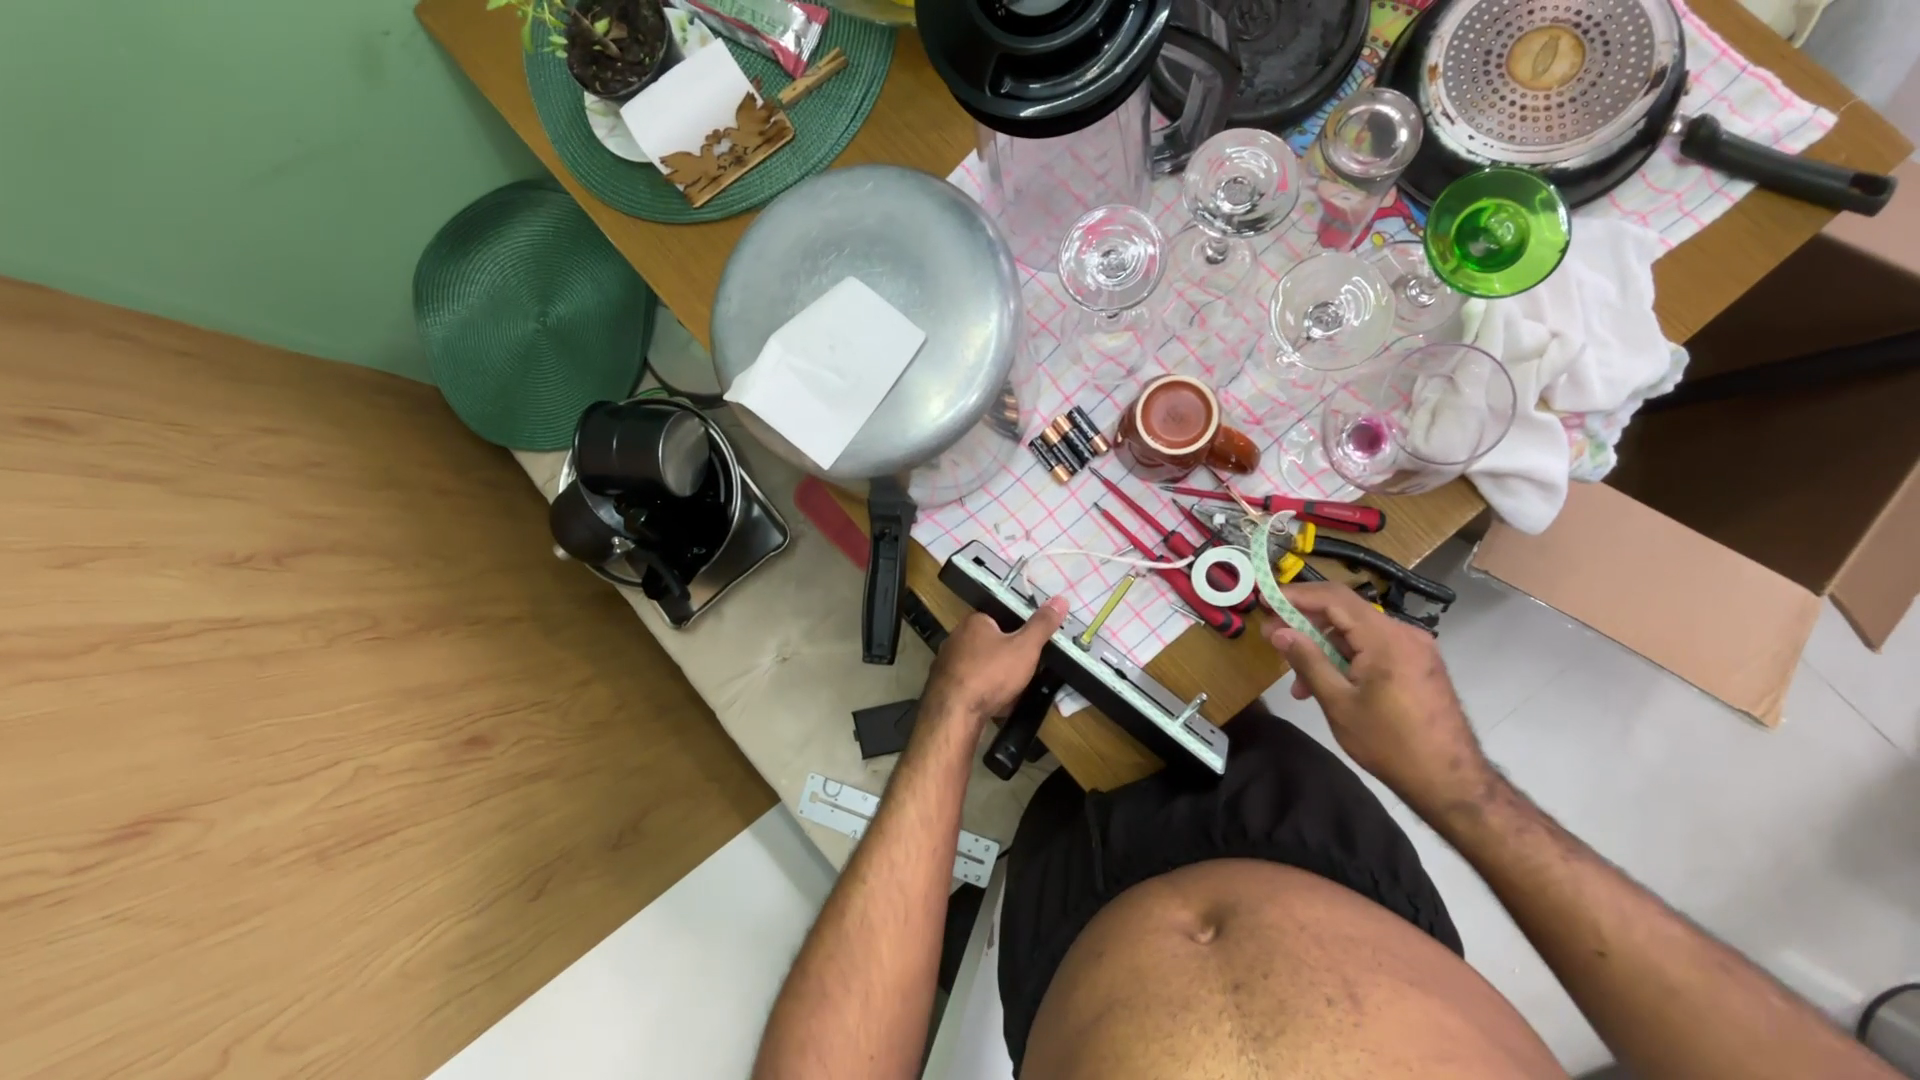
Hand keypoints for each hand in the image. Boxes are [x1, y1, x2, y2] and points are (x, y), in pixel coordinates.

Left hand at [921, 598, 1067, 729]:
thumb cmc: (991, 673)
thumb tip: (1060, 599)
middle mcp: (956, 638)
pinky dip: (986, 693)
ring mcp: (947, 663)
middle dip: (1010, 658)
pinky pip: (973, 685)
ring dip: (999, 677)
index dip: (1019, 631)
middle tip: (1028, 671)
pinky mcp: (945, 687)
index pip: (1000, 618)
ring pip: (983, 667)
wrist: (955, 713)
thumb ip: (1042, 625)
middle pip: (992, 644)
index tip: (1033, 646)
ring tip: (1016, 691)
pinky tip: (998, 705)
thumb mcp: (1026, 647)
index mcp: (974, 621)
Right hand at [1265, 583, 1494, 815]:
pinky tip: (1329, 684)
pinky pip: (1375, 649)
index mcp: (1386, 638)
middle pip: (1346, 613)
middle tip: (1271, 639)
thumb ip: (1308, 661)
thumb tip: (1278, 631)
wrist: (1450, 780)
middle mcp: (1404, 634)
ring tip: (1298, 682)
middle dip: (1305, 623)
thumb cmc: (1389, 743)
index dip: (1295, 595)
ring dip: (1324, 648)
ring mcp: (1416, 649)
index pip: (1333, 598)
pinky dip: (1347, 658)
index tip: (1263, 601)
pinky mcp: (1419, 665)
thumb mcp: (1338, 703)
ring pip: (1358, 634)